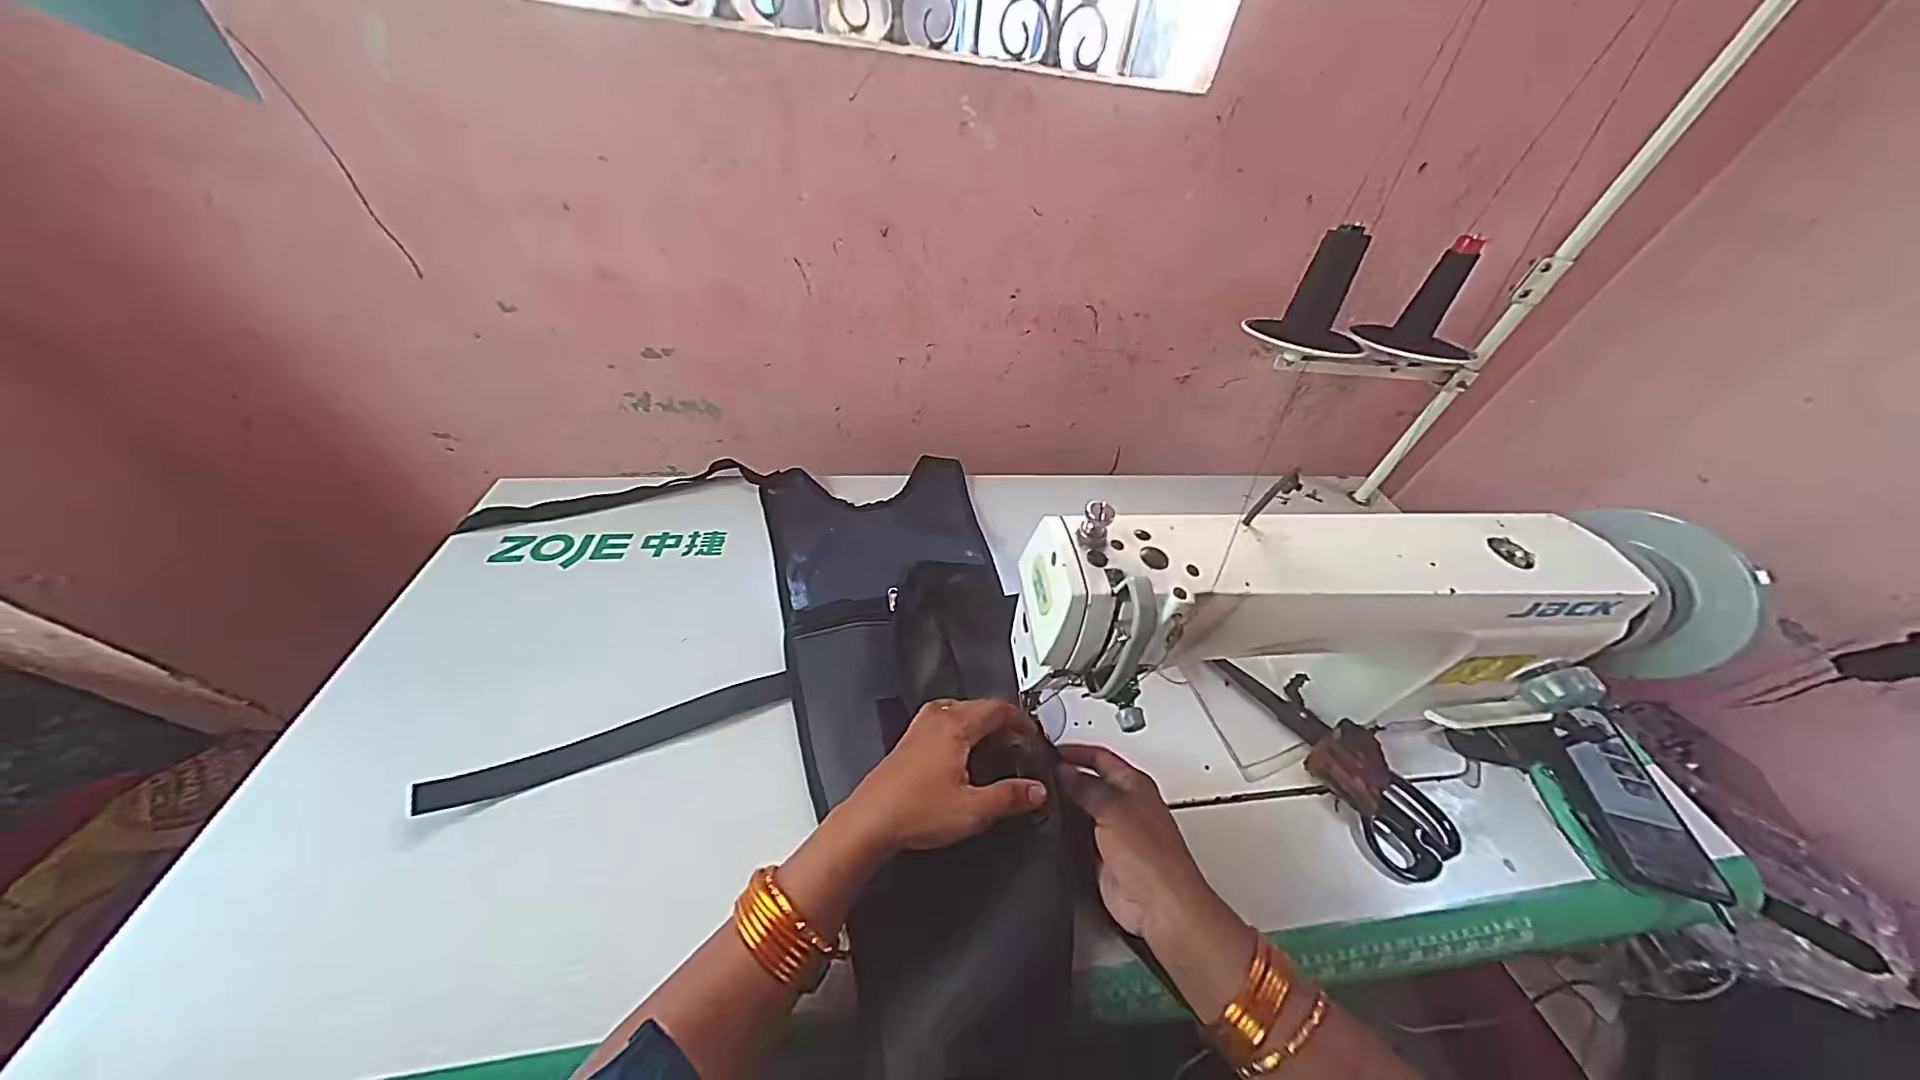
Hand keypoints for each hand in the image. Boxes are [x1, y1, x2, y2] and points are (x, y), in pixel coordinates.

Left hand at [839, 699, 1049, 854]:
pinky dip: (960, 730)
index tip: (1031, 733)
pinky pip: (942, 721)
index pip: (998, 708)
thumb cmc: (910, 811)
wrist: (870, 821)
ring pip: (959, 711)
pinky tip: (961, 754)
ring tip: (993, 745)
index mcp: (954, 726)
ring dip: (980, 723)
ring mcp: (919, 729)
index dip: (1021, 719)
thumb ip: (1010, 798)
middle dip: (1002, 721)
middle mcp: (935, 720)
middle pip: (979, 705)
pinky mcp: (908, 741)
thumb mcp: (973, 810)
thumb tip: (1034, 791)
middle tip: (1018, 740)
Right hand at [1055, 744, 1218, 938]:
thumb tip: (1065, 771)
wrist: (1158, 903)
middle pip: (1092, 782)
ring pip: (1085, 809)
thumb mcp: (1112, 808)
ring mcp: (1117, 832)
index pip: (1101, 757)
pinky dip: (1068, 832)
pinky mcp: (1106, 856)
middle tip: (1044, 773)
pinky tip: (1054, 829)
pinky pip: (1081, 837)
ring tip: (1044, 797)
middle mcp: (1126, 806)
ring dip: (1068, 805)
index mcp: (1134, 785)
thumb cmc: (1153, 857)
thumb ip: (1085, 787)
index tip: (1053, 750)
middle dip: (1069, 776)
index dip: (1077, 751)